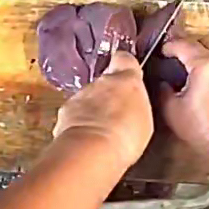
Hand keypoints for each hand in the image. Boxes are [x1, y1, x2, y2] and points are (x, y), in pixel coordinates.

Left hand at [52, 51, 153, 167]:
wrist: (91, 150)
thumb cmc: (126, 134)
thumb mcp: (145, 118)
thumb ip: (136, 102)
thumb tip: (131, 100)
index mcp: (125, 79)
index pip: (124, 58)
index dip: (125, 64)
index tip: (128, 71)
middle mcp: (99, 83)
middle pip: (104, 82)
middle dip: (109, 95)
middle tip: (117, 114)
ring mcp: (78, 97)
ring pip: (87, 98)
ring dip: (92, 110)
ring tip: (102, 131)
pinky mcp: (63, 113)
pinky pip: (74, 115)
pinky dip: (79, 123)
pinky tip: (87, 139)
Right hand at [158, 40, 208, 156]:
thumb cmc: (203, 127)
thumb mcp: (172, 108)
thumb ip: (163, 90)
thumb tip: (162, 82)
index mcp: (205, 64)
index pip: (183, 44)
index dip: (168, 46)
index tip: (159, 51)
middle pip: (201, 43)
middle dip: (185, 48)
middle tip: (171, 57)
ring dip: (200, 53)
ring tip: (187, 64)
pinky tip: (200, 75)